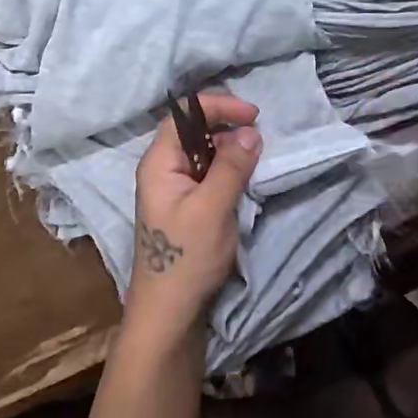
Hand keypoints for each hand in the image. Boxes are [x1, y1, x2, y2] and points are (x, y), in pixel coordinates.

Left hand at [125, 93, 262, 339]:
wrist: (169, 310)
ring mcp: (173, 188)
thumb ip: (231, 167)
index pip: (183, 115)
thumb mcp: (212, 208)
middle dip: (225, 125)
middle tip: (258, 135)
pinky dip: (225, 169)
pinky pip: (205, 174)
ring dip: (228, 148)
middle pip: (191, 130)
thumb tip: (250, 132)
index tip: (252, 114)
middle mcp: (162, 169)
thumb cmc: (186, 256)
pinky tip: (244, 177)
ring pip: (201, 153)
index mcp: (158, 163)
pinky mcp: (185, 205)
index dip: (216, 106)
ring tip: (256, 156)